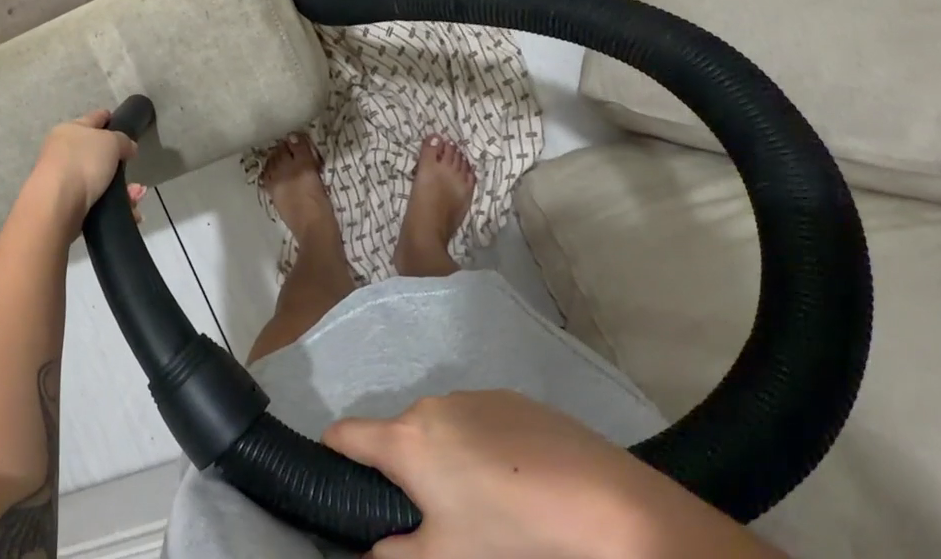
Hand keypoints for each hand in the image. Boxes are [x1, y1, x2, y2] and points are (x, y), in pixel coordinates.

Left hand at [19, 110, 139, 238]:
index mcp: (69, 130)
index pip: (92, 119)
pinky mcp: (70, 203)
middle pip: (96, 152)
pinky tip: (131, 208)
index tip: (117, 119)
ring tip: (136, 194)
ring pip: (101, 180)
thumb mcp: (110, 142)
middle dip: (117, 160)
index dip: (105, 117)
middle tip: (132, 163)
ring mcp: (66, 179)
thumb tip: (128, 147)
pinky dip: (115, 203)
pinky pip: (100, 200)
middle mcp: (64, 153)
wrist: (58, 203)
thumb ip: (123, 140)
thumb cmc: (83, 162)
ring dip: (121, 187)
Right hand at [323, 392, 782, 558]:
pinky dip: (484, 445)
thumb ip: (394, 554)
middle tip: (435, 512)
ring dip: (446, 454)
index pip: (343, 434)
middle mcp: (430, 405)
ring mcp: (474, 397)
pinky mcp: (514, 398)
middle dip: (405, 468)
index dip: (333, 456)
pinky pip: (480, 420)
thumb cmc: (512, 533)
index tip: (344, 482)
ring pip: (441, 427)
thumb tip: (372, 550)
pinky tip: (521, 480)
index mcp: (404, 439)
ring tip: (489, 498)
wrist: (607, 506)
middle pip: (397, 434)